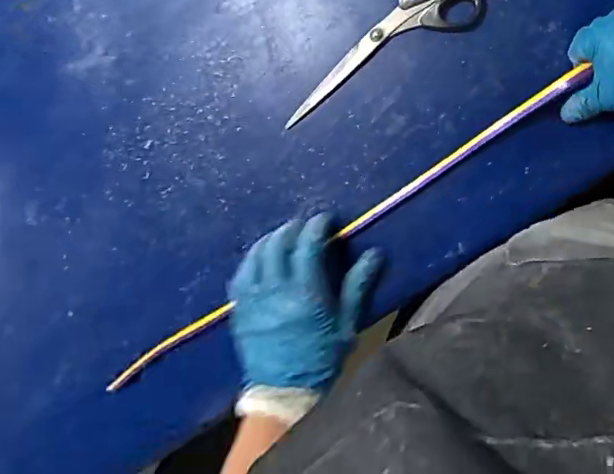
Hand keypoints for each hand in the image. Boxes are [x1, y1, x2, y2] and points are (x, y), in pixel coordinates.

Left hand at [228, 214, 383, 395]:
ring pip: (255, 259)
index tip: (326, 219)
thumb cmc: (322, 357)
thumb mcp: (347, 322)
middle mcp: (276, 293)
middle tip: (304, 225)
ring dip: (270, 241)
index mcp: (305, 294)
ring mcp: (254, 304)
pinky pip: (239, 279)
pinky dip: (250, 261)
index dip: (316, 226)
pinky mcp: (240, 315)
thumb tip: (374, 253)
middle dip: (292, 229)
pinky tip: (259, 257)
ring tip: (282, 235)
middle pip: (278, 246)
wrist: (284, 394)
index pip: (307, 246)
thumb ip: (358, 285)